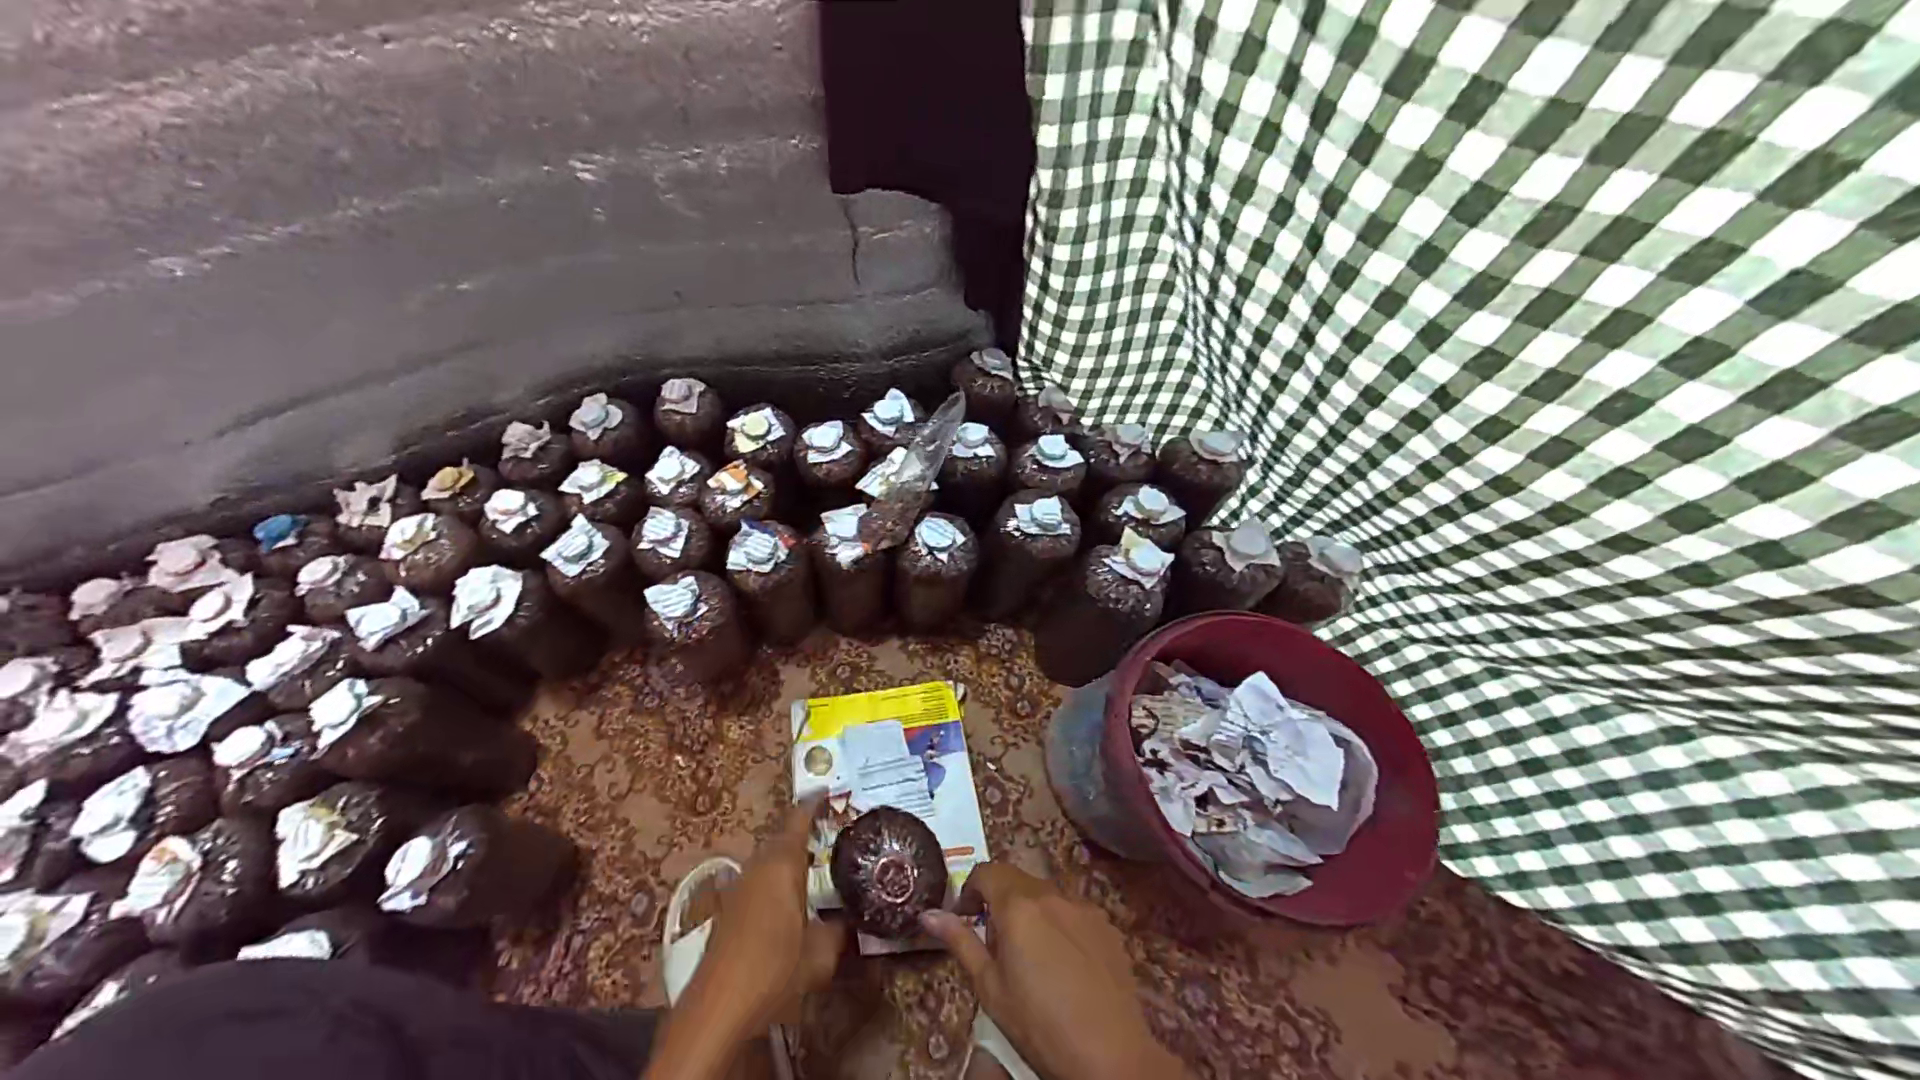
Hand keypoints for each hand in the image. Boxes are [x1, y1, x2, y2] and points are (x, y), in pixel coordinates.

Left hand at [645, 798, 845, 1079]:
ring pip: (767, 858)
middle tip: (828, 833)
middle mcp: (758, 866)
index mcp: (782, 864)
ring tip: (811, 866)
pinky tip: (786, 901)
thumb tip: (847, 921)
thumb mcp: (820, 954)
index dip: (813, 803)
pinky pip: (756, 879)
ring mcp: (738, 886)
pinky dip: (773, 879)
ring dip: (786, 857)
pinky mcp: (727, 908)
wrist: (717, 1007)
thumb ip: (837, 931)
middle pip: (781, 836)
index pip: (798, 819)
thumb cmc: (774, 969)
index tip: (827, 791)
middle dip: (802, 831)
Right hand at [920, 864, 1186, 1079]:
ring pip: (1047, 894)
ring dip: (1031, 911)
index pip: (986, 871)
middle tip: (995, 943)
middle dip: (1000, 901)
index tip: (966, 918)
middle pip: (1017, 879)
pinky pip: (1074, 911)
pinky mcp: (1107, 925)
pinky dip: (1060, 924)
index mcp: (1018, 905)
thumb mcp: (989, 987)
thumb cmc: (1039, 1024)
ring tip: (1031, 956)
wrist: (1110, 1055)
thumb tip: (928, 914)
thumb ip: (960, 942)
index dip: (970, 889)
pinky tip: (1065, 964)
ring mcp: (1084, 907)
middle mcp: (1052, 894)